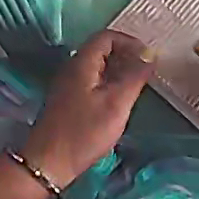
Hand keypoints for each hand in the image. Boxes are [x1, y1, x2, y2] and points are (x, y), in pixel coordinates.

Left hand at [21, 30, 154, 186]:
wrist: (49, 162)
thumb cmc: (84, 132)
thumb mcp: (116, 103)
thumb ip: (134, 76)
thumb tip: (149, 53)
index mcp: (81, 63)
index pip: (106, 36)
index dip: (130, 42)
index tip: (148, 58)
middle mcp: (72, 67)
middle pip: (101, 49)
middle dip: (126, 55)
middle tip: (146, 72)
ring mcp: (68, 83)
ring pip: (97, 66)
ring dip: (118, 70)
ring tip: (137, 87)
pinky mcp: (68, 99)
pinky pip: (91, 80)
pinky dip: (109, 83)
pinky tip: (119, 100)